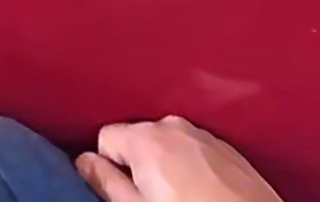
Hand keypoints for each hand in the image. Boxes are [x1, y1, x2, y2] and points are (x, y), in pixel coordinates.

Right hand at [76, 117, 284, 201]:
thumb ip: (106, 184)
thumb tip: (84, 161)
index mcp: (145, 136)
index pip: (105, 139)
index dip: (112, 172)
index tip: (131, 200)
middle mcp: (172, 125)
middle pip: (138, 140)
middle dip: (142, 168)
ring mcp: (207, 137)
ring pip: (170, 147)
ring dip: (170, 169)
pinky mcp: (235, 155)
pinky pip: (198, 155)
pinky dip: (197, 173)